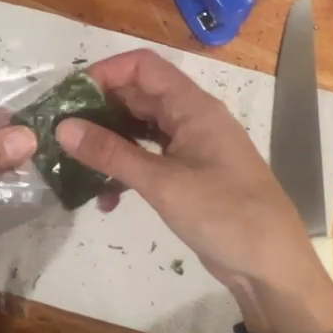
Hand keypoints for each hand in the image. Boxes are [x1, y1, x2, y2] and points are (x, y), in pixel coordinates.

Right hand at [56, 49, 332, 332]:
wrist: (272, 265)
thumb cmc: (224, 214)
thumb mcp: (162, 183)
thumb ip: (111, 153)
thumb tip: (62, 127)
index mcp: (193, 108)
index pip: (144, 67)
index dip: (105, 72)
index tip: (68, 96)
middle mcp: (191, 120)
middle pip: (137, 97)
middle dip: (98, 111)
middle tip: (60, 132)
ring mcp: (190, 148)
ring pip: (139, 131)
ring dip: (108, 144)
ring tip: (74, 164)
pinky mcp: (187, 176)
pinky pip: (148, 160)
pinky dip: (125, 171)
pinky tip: (106, 200)